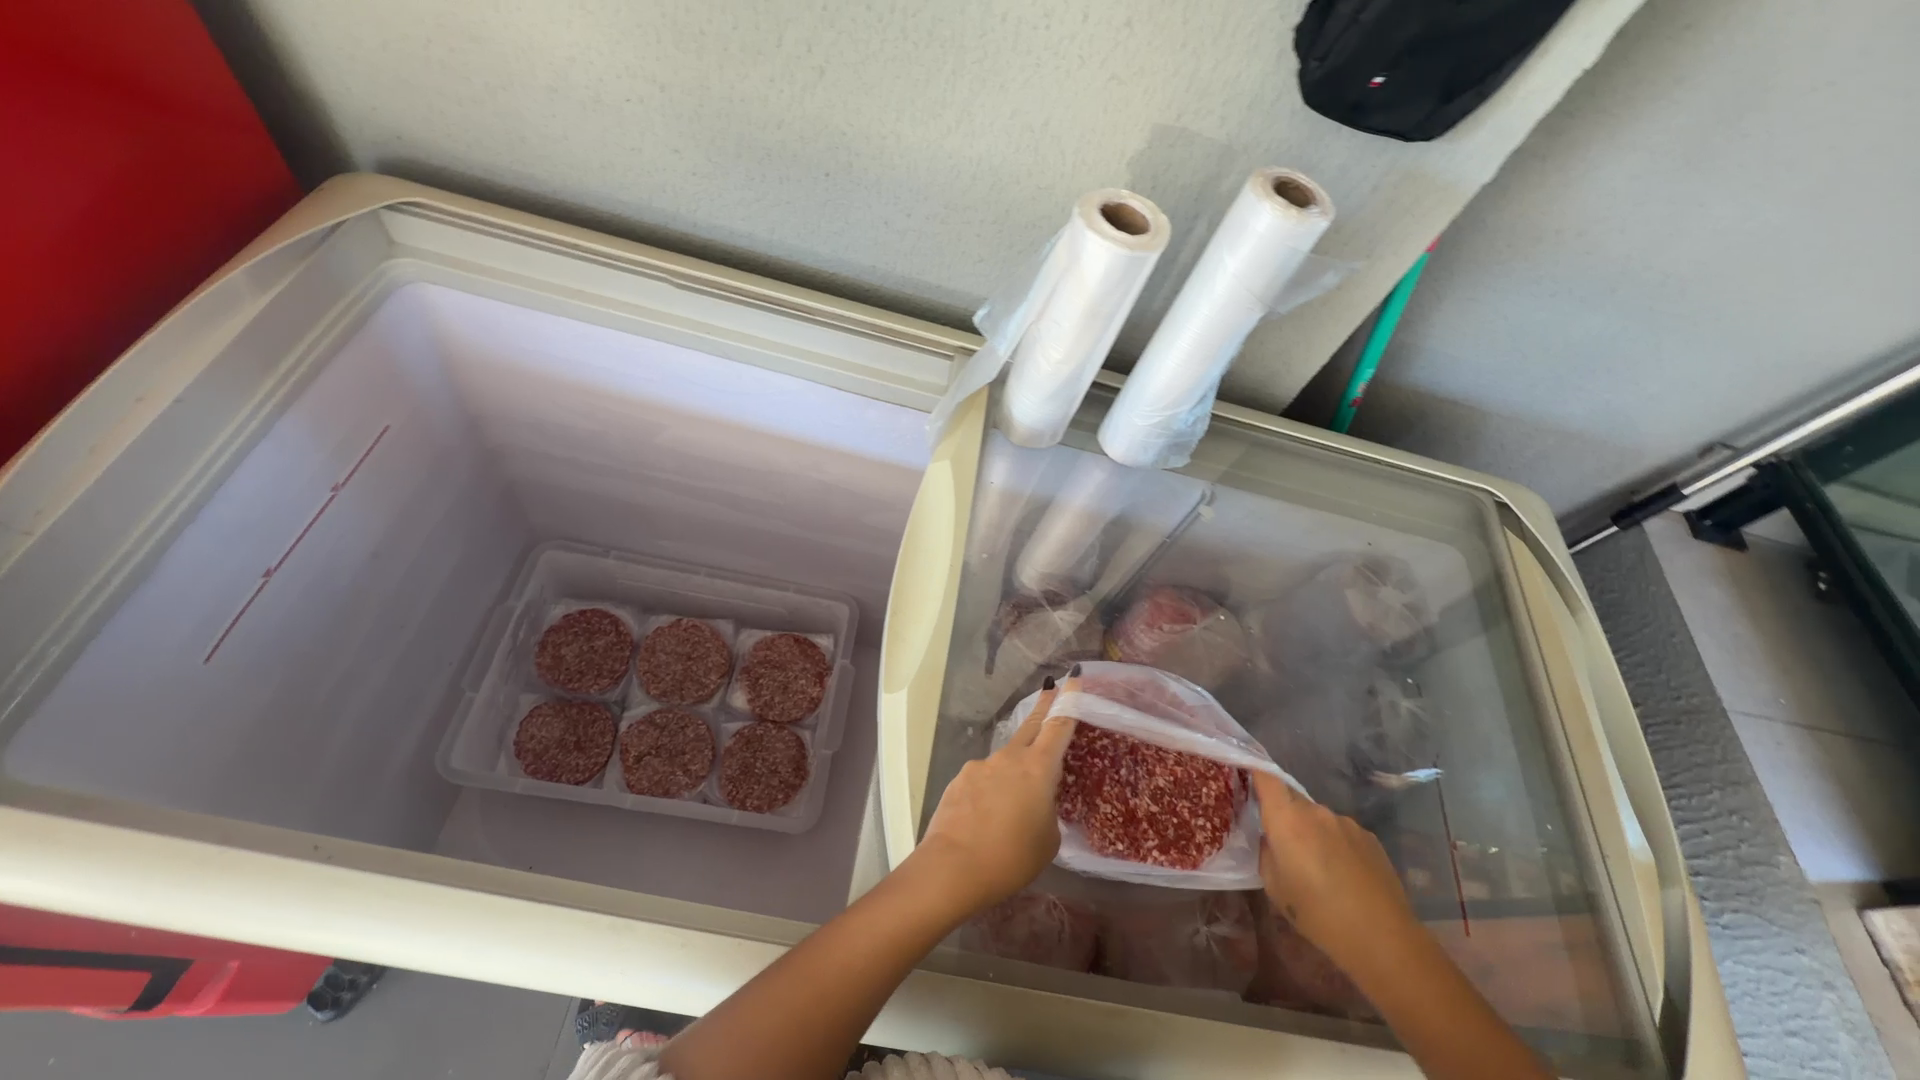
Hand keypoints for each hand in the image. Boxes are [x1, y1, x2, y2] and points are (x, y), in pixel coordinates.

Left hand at [914, 692, 1077, 915]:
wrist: (952, 868)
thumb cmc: (1011, 857)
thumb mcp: (1048, 839)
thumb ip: (1047, 812)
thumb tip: (1036, 804)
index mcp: (1038, 768)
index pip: (1059, 726)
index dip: (1069, 701)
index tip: (1073, 678)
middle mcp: (1008, 758)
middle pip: (1030, 727)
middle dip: (1043, 709)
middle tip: (1052, 693)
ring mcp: (980, 767)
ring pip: (1004, 763)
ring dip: (1012, 775)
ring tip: (1012, 811)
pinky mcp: (958, 781)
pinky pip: (983, 781)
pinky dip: (990, 793)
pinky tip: (987, 821)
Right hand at [1251, 771, 1417, 975]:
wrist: (1381, 935)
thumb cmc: (1317, 913)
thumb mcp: (1274, 887)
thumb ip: (1266, 853)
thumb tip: (1270, 839)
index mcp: (1287, 820)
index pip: (1267, 778)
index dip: (1255, 770)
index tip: (1245, 772)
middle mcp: (1317, 812)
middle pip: (1292, 800)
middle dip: (1284, 816)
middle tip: (1283, 848)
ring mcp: (1346, 823)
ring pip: (1317, 819)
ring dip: (1311, 834)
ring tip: (1317, 869)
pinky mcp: (1369, 837)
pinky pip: (1341, 832)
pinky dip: (1334, 845)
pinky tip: (1342, 876)